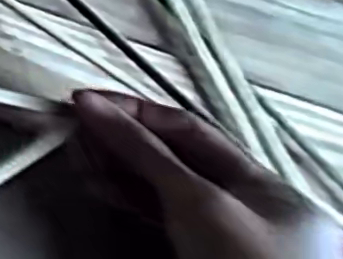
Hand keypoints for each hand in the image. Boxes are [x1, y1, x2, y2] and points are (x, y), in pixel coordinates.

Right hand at [72, 90, 342, 258]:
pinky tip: (96, 187)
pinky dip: (124, 196)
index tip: (84, 102)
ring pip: (158, 183)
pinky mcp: (199, 256)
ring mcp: (223, 233)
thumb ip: (141, 147)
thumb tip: (85, 100)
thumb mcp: (194, 200)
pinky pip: (156, 212)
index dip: (133, 110)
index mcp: (266, 186)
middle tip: (76, 135)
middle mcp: (248, 204)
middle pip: (170, 153)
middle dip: (118, 140)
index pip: (187, 127)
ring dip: (114, 167)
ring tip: (79, 163)